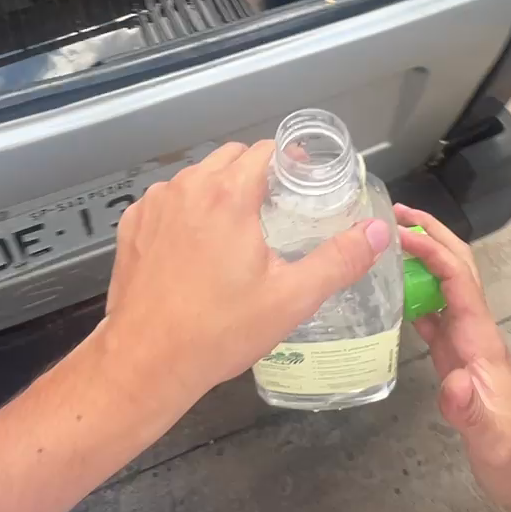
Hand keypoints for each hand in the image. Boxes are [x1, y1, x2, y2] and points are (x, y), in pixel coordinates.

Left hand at [99, 141, 389, 411]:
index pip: (264, 149)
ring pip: (197, 176)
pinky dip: (185, 208)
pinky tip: (195, 244)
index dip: (287, 158)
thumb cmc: (216, 331)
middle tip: (272, 205)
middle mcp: (189, 187)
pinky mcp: (135, 222)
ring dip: (219, 189)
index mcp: (229, 195)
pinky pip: (168, 198)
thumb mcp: (291, 298)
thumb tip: (375, 233)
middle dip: (255, 171)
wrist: (145, 362)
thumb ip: (339, 260)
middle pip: (230, 157)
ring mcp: (156, 203)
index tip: (300, 175)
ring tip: (235, 227)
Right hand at [396, 203, 510, 511]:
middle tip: (396, 213)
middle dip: (432, 232)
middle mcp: (474, 327)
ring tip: (390, 238)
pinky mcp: (455, 355)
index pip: (457, 275)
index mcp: (481, 335)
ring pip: (446, 281)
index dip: (429, 247)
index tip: (397, 230)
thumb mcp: (488, 432)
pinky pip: (433, 311)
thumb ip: (468, 406)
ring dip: (423, 253)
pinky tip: (394, 289)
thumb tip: (451, 381)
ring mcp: (465, 339)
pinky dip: (414, 290)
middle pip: (458, 264)